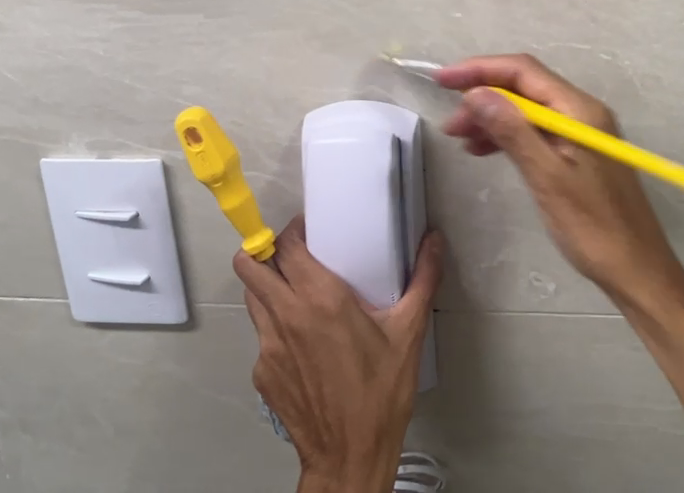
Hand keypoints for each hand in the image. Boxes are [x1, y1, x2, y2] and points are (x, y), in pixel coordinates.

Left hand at [233, 217, 445, 492]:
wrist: (349, 455)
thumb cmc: (381, 392)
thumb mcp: (409, 332)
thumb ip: (423, 279)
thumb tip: (434, 240)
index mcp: (321, 299)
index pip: (285, 247)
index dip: (292, 231)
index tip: (309, 229)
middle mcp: (287, 317)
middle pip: (249, 267)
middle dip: (264, 252)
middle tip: (294, 254)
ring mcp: (267, 348)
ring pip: (252, 299)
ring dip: (267, 286)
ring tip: (296, 290)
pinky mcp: (262, 374)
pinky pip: (261, 335)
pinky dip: (275, 326)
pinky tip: (304, 340)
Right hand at [437, 54, 683, 307]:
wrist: (636, 268)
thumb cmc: (594, 227)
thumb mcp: (547, 178)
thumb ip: (513, 132)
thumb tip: (476, 93)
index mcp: (579, 110)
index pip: (524, 72)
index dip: (481, 70)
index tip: (443, 80)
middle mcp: (582, 112)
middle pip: (525, 87)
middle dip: (483, 95)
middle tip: (448, 122)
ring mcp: (581, 133)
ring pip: (528, 110)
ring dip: (493, 118)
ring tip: (458, 137)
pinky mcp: (578, 154)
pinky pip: (536, 132)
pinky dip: (508, 136)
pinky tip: (483, 150)